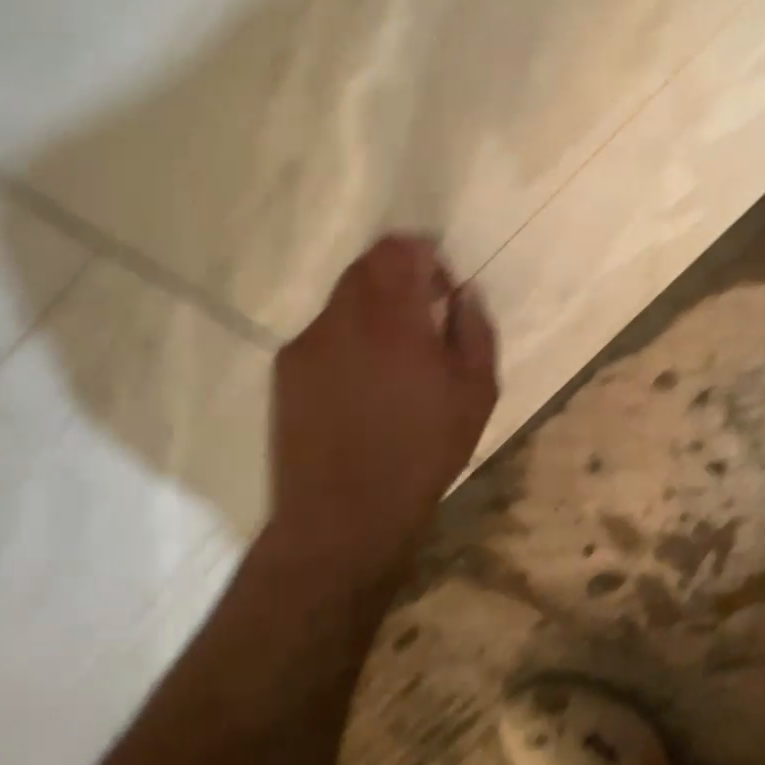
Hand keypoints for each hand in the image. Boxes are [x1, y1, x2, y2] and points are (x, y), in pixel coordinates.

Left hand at [267, 234, 498, 563]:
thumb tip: (463, 293)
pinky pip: (327, 332)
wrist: (343, 514)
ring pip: (344, 300)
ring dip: (377, 307)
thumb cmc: (425, 450)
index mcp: (392, 320)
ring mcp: (306, 346)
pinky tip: (371, 381)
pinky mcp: (286, 372)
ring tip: (403, 354)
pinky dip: (353, 336)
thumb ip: (474, 330)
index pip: (397, 250)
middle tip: (430, 312)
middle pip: (366, 268)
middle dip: (401, 276)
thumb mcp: (477, 390)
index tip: (446, 279)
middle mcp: (340, 321)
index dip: (424, 251)